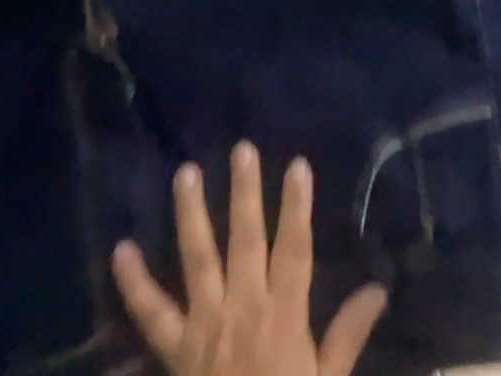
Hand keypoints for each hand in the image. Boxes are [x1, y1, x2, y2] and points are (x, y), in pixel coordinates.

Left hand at [112, 142, 388, 375]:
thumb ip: (348, 334)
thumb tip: (378, 289)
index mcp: (283, 317)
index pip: (294, 250)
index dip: (297, 207)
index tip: (298, 166)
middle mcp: (242, 310)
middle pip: (244, 242)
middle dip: (244, 194)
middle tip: (242, 150)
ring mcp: (203, 325)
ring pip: (197, 260)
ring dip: (190, 215)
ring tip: (185, 172)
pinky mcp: (173, 349)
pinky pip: (150, 313)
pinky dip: (134, 283)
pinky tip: (121, 249)